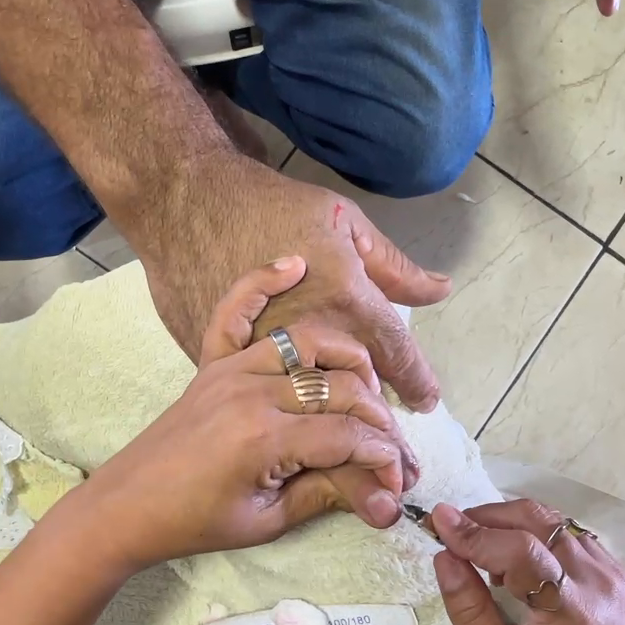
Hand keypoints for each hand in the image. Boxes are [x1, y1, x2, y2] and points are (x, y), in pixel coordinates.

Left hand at [74, 259, 408, 570]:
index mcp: (265, 437)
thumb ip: (329, 497)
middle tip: (393, 451)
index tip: (399, 481)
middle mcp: (253, 391)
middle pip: (340, 388)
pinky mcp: (213, 362)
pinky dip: (263, 281)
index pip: (349, 436)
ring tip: (371, 383)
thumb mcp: (266, 520)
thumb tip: (389, 505)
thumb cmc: (195, 522)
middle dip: (379, 422)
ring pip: (307, 342)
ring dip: (348, 355)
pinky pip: (236, 310)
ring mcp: (231, 369)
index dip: (384, 459)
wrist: (126, 505)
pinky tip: (294, 264)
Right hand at [136, 151, 451, 413]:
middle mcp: (309, 340)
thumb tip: (440, 290)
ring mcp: (263, 359)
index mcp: (347, 303)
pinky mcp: (222, 368)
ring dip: (335, 420)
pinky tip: (287, 407)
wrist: (184, 203)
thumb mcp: (343, 221)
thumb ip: (393, 266)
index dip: (418, 385)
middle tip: (384, 417)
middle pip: (360, 394)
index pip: (399, 359)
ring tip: (345, 421)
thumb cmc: (269, 203)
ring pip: (313, 408)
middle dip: (378, 411)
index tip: (425, 402)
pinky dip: (281, 404)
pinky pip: (262, 399)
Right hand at [430, 499, 624, 624]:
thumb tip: (445, 560)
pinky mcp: (616, 568)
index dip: (475, 533)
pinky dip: (534, 535)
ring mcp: (612, 570)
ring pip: (552, 521)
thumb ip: (471, 616)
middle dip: (488, 516)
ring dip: (510, 522)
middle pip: (537, 520)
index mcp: (569, 613)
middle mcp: (597, 581)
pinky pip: (567, 534)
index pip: (520, 551)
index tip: (438, 521)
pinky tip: (518, 562)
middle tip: (454, 530)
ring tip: (482, 547)